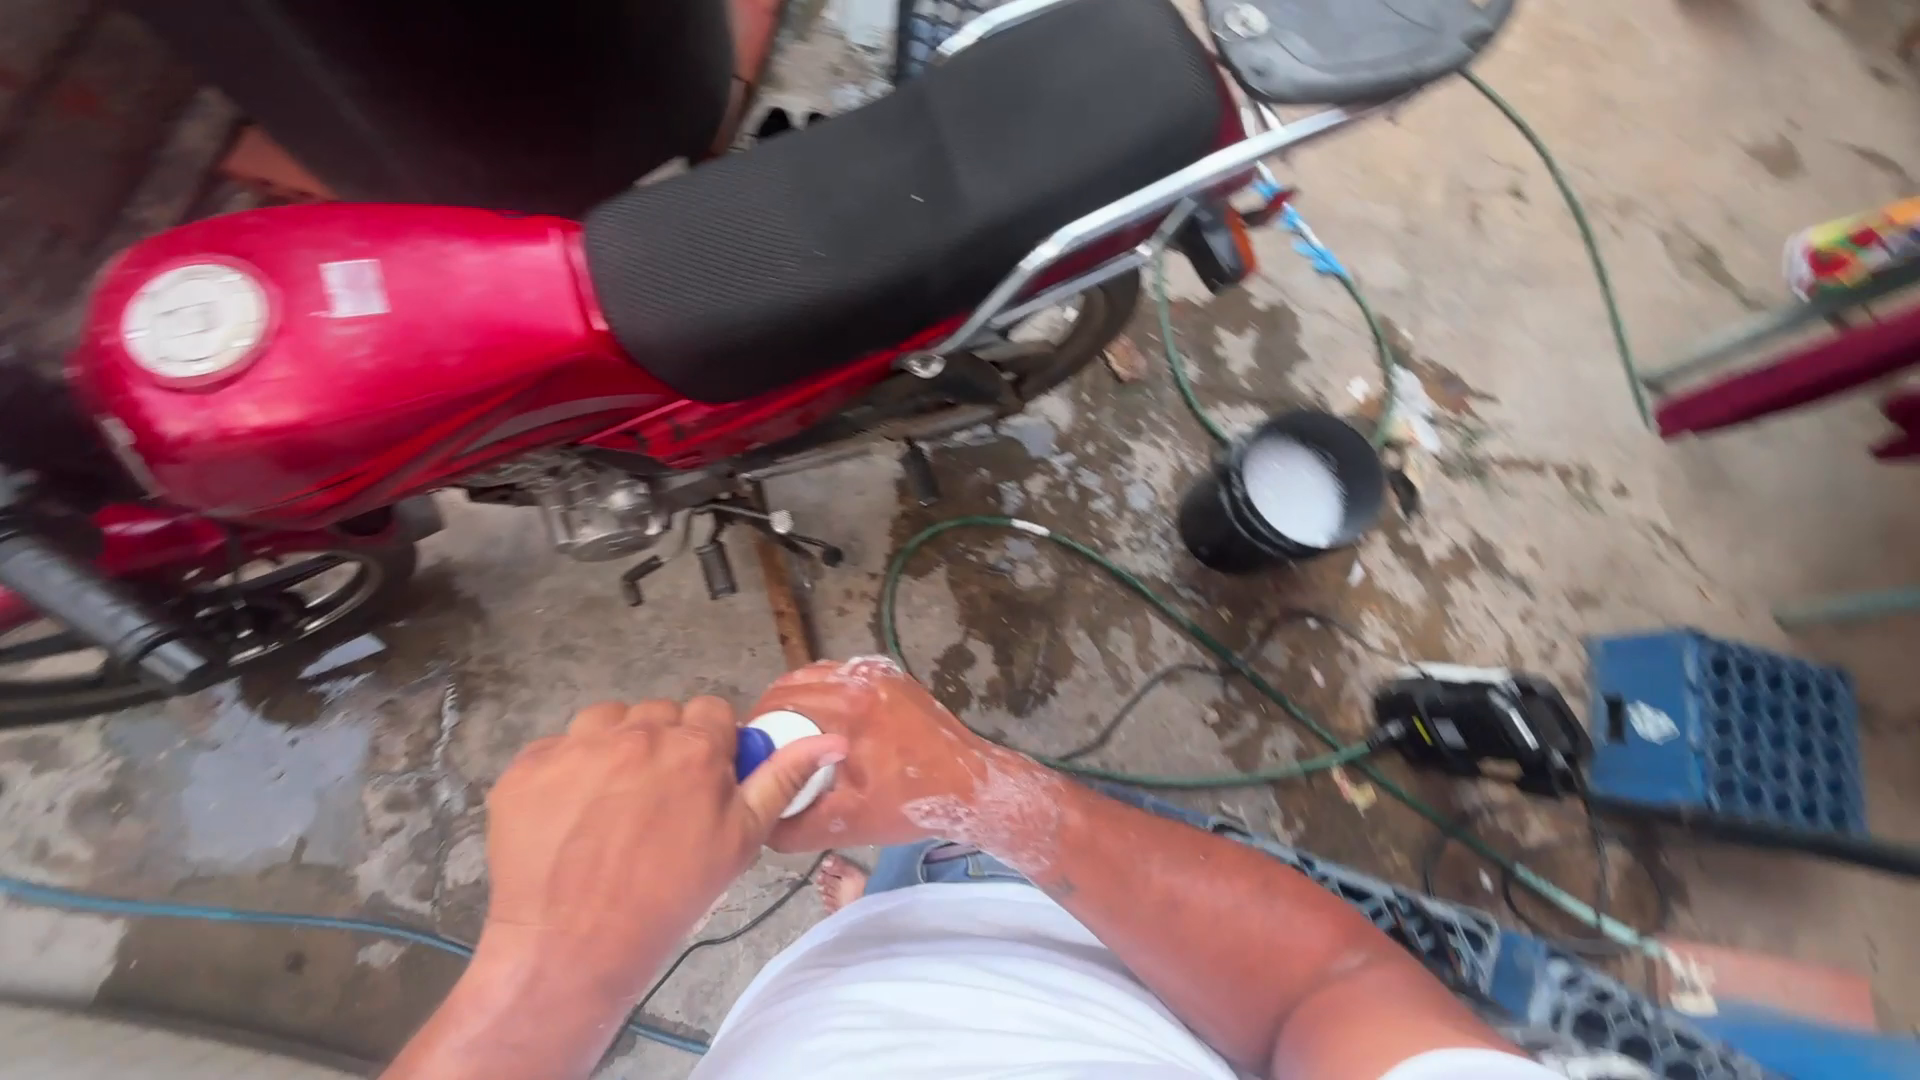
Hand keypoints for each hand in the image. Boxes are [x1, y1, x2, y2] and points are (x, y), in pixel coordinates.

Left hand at [480, 696, 845, 1001]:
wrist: (572, 945)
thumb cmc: (672, 893)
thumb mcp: (741, 839)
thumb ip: (784, 778)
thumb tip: (833, 739)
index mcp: (695, 746)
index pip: (711, 712)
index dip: (709, 744)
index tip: (701, 778)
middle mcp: (638, 731)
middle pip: (659, 713)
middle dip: (663, 743)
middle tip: (655, 796)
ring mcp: (577, 746)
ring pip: (607, 720)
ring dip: (614, 745)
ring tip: (609, 797)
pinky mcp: (527, 766)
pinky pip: (556, 747)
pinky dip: (565, 771)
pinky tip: (568, 812)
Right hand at [751, 658, 1063, 861]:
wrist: (971, 787)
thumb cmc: (911, 804)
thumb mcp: (846, 823)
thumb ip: (793, 826)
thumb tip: (757, 822)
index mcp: (850, 706)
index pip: (781, 699)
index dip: (759, 723)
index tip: (751, 749)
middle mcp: (863, 678)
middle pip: (797, 681)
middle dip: (775, 709)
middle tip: (767, 744)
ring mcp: (881, 673)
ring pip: (820, 674)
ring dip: (799, 699)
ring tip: (792, 736)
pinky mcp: (893, 678)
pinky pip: (844, 677)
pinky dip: (826, 694)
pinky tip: (826, 727)